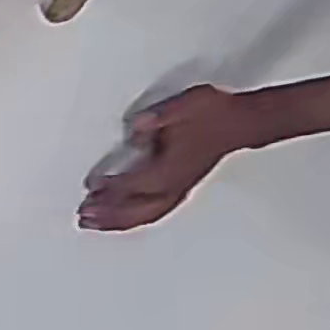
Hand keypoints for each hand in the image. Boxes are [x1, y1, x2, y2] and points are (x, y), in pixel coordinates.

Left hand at [78, 86, 268, 230]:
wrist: (247, 119)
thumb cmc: (215, 113)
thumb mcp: (185, 105)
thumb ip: (157, 117)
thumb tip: (137, 126)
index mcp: (173, 166)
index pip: (136, 183)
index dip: (113, 190)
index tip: (91, 189)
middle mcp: (175, 182)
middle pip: (137, 207)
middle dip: (108, 214)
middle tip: (83, 216)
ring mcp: (179, 188)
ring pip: (145, 213)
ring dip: (116, 221)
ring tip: (91, 224)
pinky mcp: (180, 188)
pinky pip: (153, 211)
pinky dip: (132, 219)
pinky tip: (118, 221)